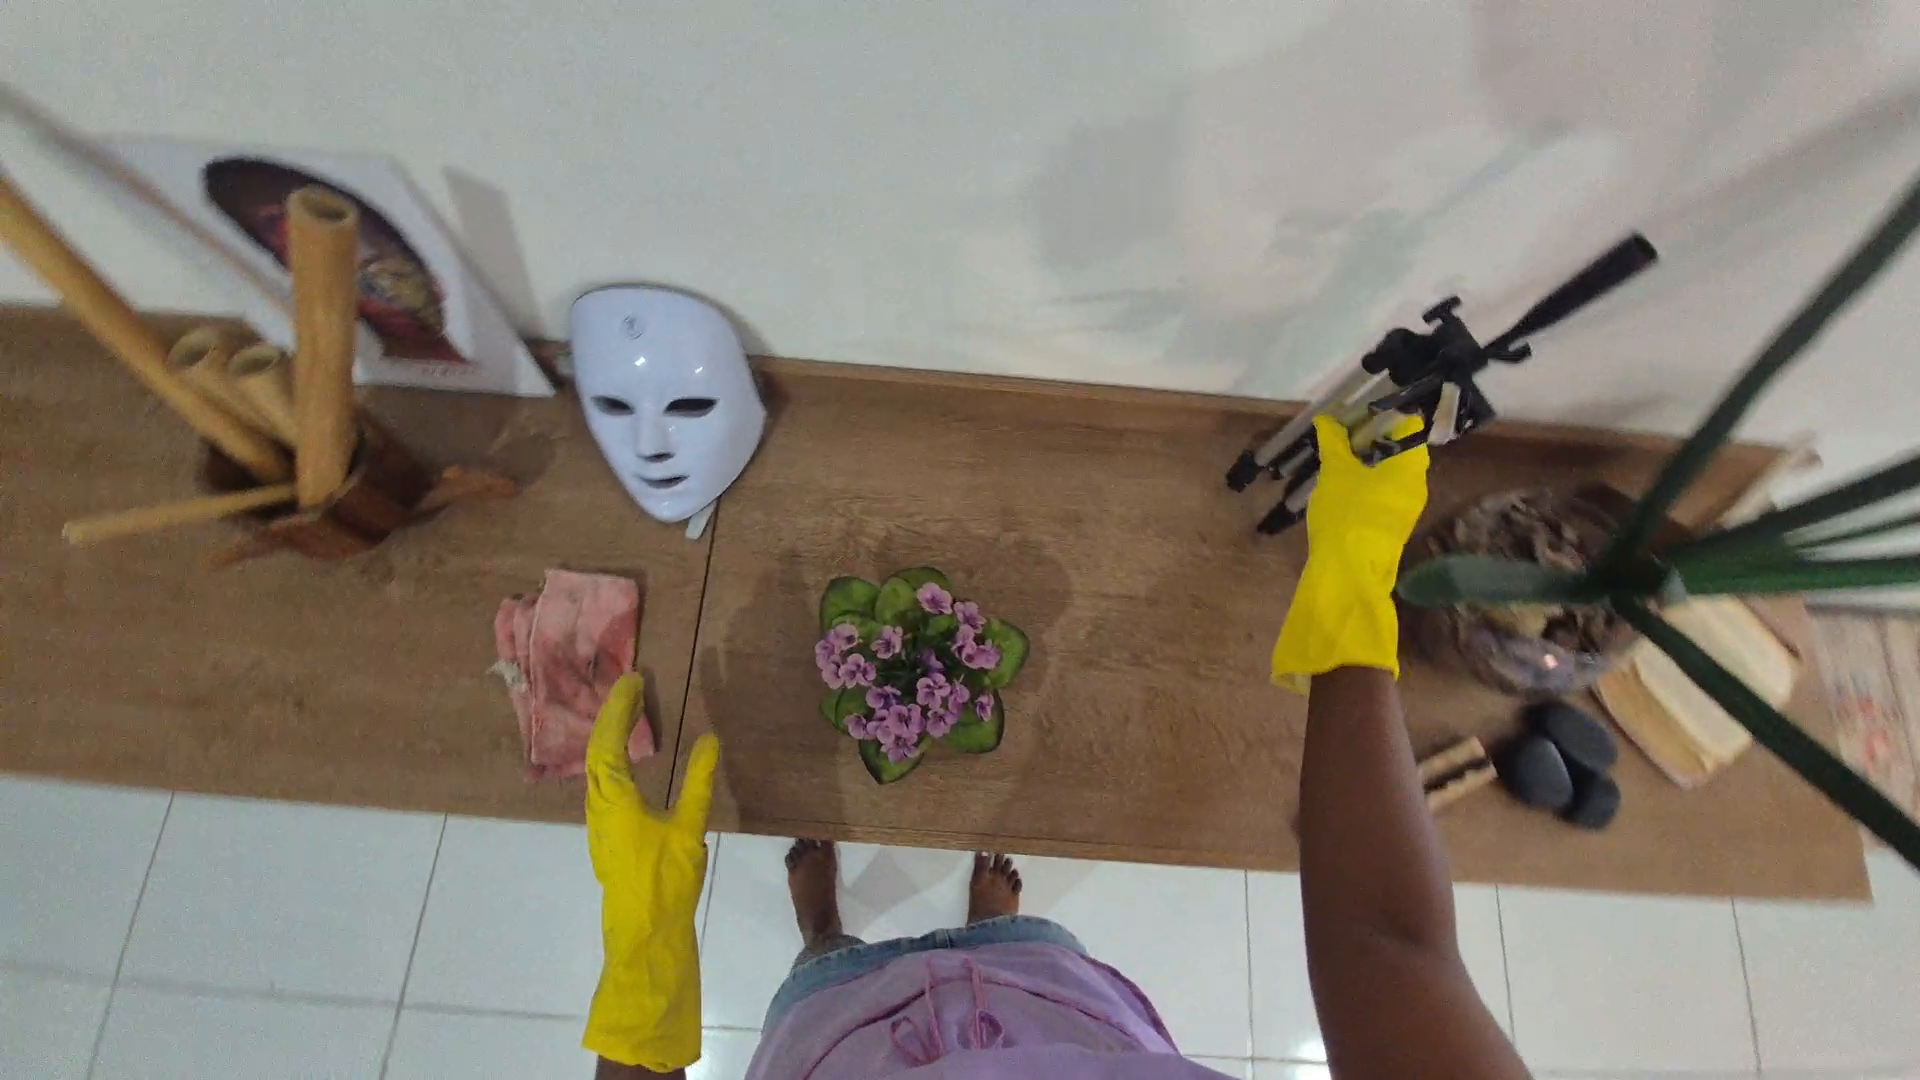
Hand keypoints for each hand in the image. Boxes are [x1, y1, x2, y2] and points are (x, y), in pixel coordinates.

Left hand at [582, 673, 720, 1070]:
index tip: (633, 680)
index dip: (619, 709)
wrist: (645, 935)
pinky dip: (616, 759)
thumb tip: (709, 739)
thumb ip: (698, 781)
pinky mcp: (609, 836)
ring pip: (598, 769)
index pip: (608, 743)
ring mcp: (601, 824)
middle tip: (633, 688)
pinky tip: (634, 762)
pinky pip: (605, 784)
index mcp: (613, 801)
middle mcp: (599, 807)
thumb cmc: (665, 879)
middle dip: (613, 716)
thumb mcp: (689, 826)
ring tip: (633, 715)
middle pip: (597, 751)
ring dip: (612, 737)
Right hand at [1271, 414, 1429, 691]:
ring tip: (1334, 460)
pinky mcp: (1392, 525)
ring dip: (1364, 463)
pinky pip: (1382, 493)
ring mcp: (1406, 507)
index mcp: (1411, 465)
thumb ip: (1333, 443)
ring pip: (1389, 473)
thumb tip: (1327, 419)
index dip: (1382, 414)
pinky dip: (1364, 484)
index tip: (1353, 414)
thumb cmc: (1346, 513)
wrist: (1348, 571)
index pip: (1408, 425)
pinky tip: (1339, 489)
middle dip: (1369, 439)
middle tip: (1338, 436)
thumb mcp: (1335, 473)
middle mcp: (1417, 483)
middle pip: (1399, 449)